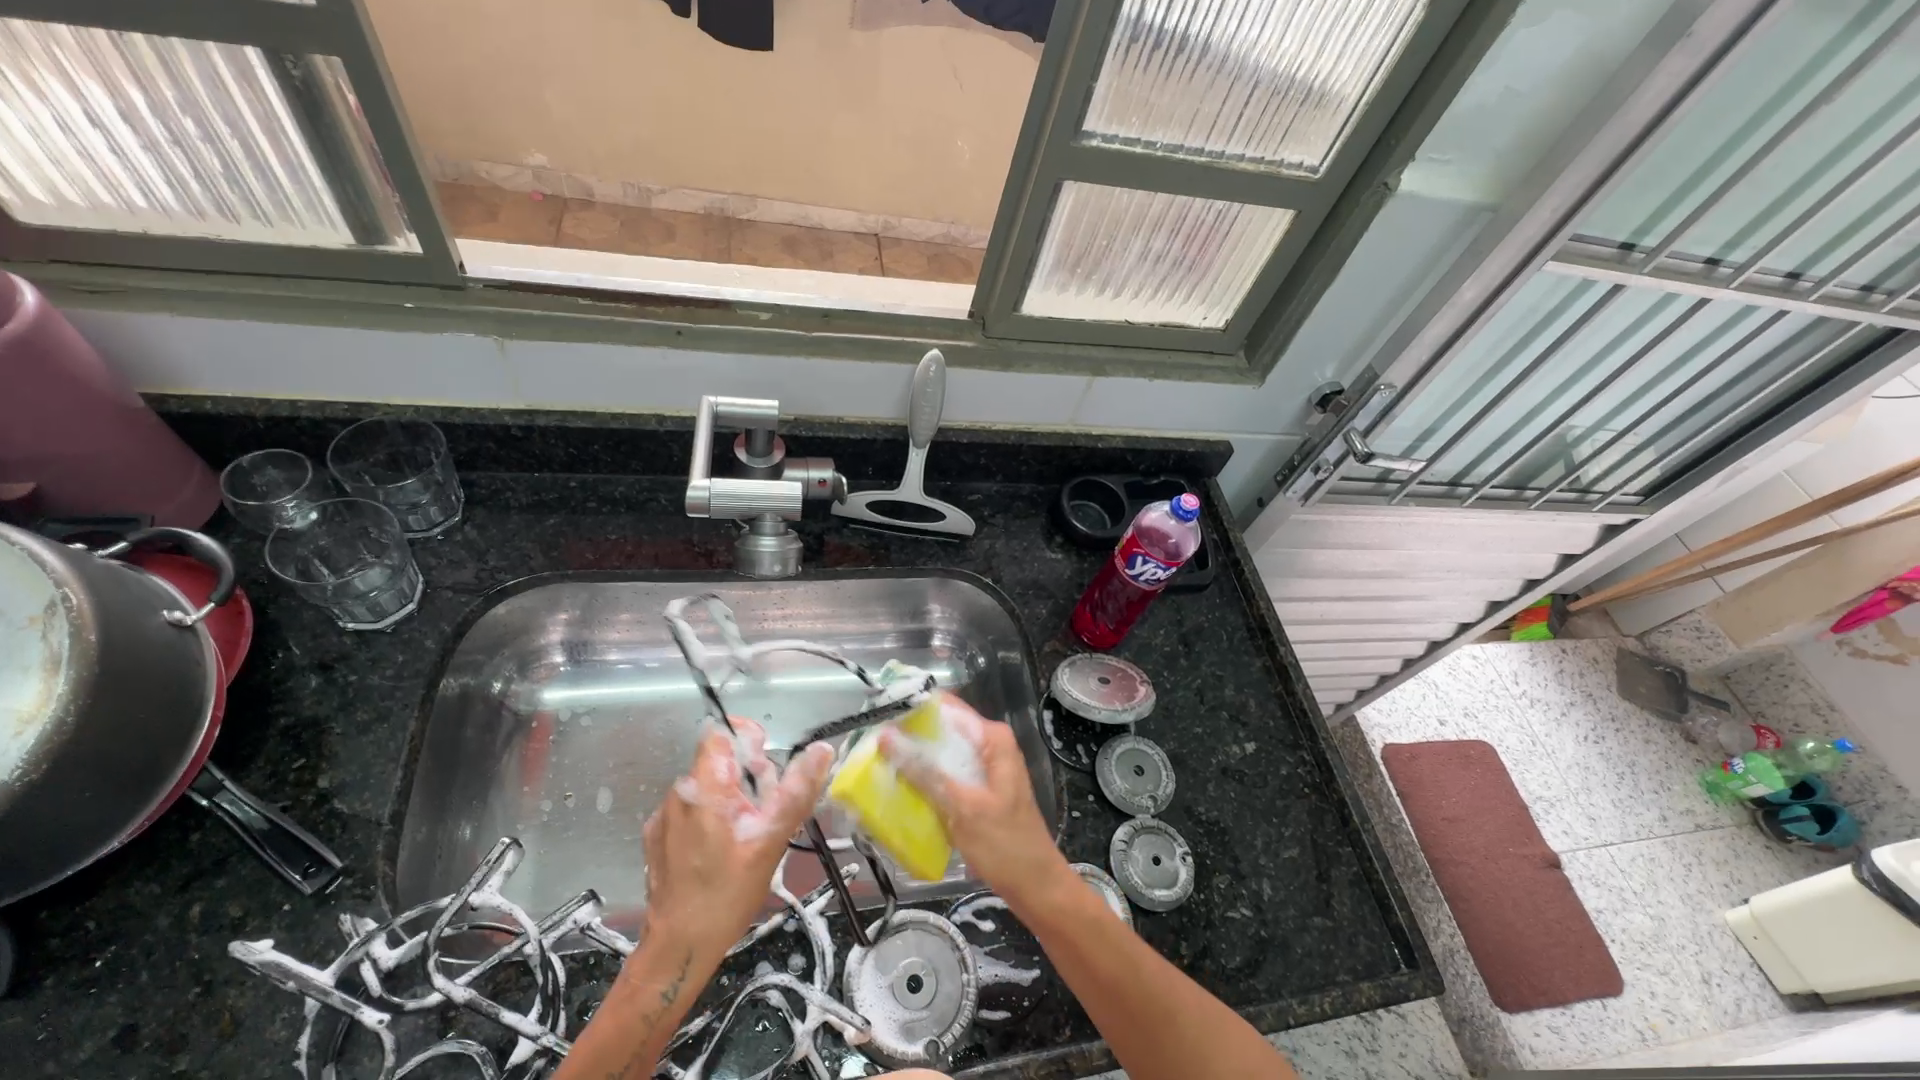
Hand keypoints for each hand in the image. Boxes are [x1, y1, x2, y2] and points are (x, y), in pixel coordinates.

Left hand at [640, 718, 832, 957]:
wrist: (680, 945)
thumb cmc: (728, 892)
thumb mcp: (771, 840)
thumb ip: (796, 790)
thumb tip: (822, 749)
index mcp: (704, 787)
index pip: (722, 733)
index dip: (749, 740)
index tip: (769, 770)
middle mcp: (678, 793)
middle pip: (719, 762)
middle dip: (749, 779)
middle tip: (766, 815)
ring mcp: (663, 816)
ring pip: (707, 788)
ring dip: (731, 801)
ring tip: (746, 838)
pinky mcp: (657, 837)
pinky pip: (691, 811)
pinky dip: (711, 820)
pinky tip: (721, 852)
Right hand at [878, 693, 1071, 910]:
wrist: (1035, 886)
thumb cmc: (1004, 845)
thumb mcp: (962, 806)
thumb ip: (924, 771)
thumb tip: (886, 736)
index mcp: (992, 738)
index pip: (947, 707)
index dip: (913, 709)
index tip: (878, 716)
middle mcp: (989, 746)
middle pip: (942, 730)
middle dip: (909, 737)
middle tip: (870, 746)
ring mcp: (984, 769)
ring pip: (941, 754)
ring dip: (913, 761)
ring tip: (876, 765)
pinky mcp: (977, 791)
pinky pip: (945, 776)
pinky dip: (925, 782)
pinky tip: (899, 790)